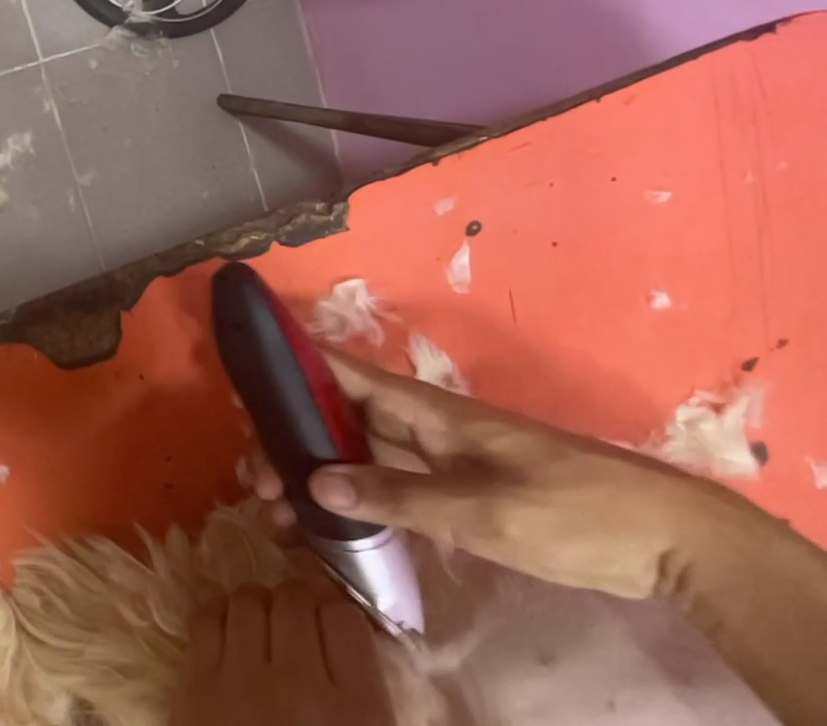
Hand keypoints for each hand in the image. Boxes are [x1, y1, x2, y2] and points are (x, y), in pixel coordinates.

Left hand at [175, 580, 392, 725]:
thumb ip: (366, 703)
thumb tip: (351, 640)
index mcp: (357, 713)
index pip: (346, 619)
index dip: (341, 614)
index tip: (336, 623)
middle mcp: (298, 683)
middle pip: (295, 599)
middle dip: (300, 601)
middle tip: (300, 619)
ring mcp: (240, 677)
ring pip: (249, 599)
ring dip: (261, 604)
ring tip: (265, 625)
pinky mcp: (194, 681)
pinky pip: (207, 616)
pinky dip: (221, 613)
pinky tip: (230, 631)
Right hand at [252, 352, 739, 599]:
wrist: (666, 541)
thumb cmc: (572, 509)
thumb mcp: (483, 509)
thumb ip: (397, 495)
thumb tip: (314, 484)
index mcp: (421, 409)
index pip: (339, 371)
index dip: (287, 364)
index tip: (240, 376)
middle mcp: (414, 425)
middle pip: (331, 418)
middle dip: (284, 439)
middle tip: (252, 477)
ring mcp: (426, 458)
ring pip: (348, 454)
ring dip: (307, 475)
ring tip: (273, 510)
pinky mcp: (441, 491)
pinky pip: (375, 486)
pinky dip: (342, 500)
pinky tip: (317, 526)